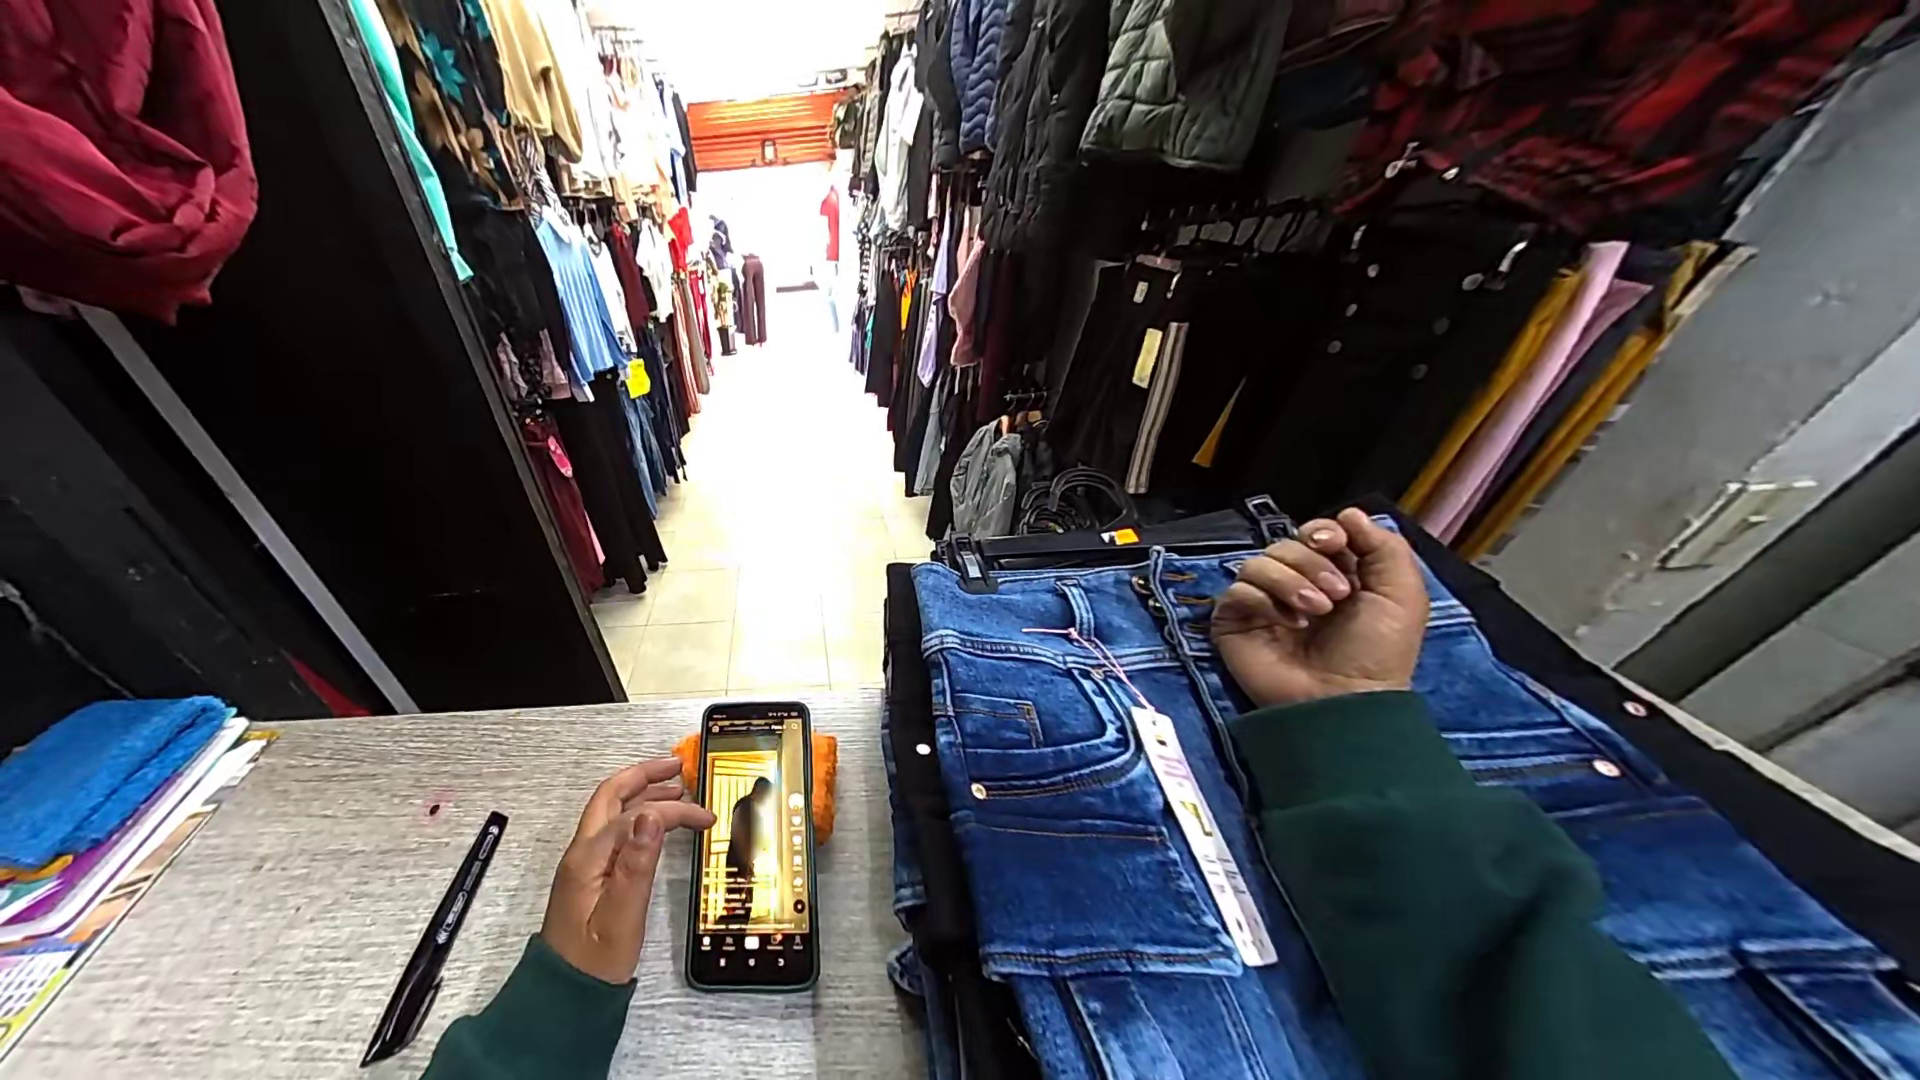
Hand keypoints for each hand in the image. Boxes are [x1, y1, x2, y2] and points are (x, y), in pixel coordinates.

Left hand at [541, 758, 715, 983]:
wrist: (564, 998)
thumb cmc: (595, 963)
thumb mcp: (622, 915)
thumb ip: (637, 864)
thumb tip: (652, 818)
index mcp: (588, 858)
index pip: (636, 814)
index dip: (673, 809)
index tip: (703, 817)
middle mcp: (582, 852)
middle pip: (611, 795)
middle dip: (645, 774)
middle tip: (678, 767)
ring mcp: (585, 861)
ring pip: (613, 809)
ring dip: (644, 791)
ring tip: (678, 789)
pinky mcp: (592, 873)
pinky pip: (616, 827)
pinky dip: (640, 811)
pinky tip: (659, 820)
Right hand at [1212, 508, 1428, 707]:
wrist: (1343, 698)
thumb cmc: (1376, 652)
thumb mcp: (1401, 595)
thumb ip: (1383, 546)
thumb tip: (1347, 513)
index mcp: (1331, 574)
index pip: (1312, 533)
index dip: (1321, 531)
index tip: (1334, 544)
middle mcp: (1293, 584)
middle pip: (1283, 544)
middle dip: (1310, 563)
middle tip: (1335, 597)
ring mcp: (1261, 603)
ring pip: (1256, 563)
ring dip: (1288, 582)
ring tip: (1312, 613)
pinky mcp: (1235, 621)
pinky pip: (1236, 591)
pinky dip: (1262, 601)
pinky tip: (1286, 623)